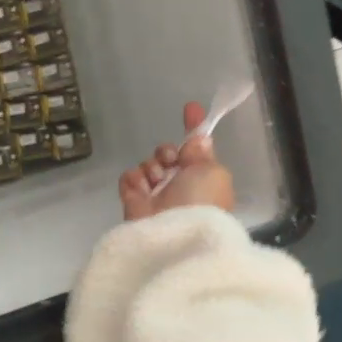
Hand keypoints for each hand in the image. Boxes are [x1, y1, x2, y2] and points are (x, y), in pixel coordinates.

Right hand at [119, 101, 235, 221]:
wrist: (175, 235)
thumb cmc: (202, 200)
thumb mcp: (212, 171)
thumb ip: (202, 152)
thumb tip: (199, 139)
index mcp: (203, 179)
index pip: (197, 148)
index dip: (194, 127)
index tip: (191, 106)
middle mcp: (179, 186)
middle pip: (166, 154)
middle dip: (166, 153)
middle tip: (170, 164)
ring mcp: (155, 195)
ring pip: (147, 164)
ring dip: (151, 168)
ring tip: (156, 183)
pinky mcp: (133, 202)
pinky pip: (129, 178)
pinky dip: (134, 181)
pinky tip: (141, 190)